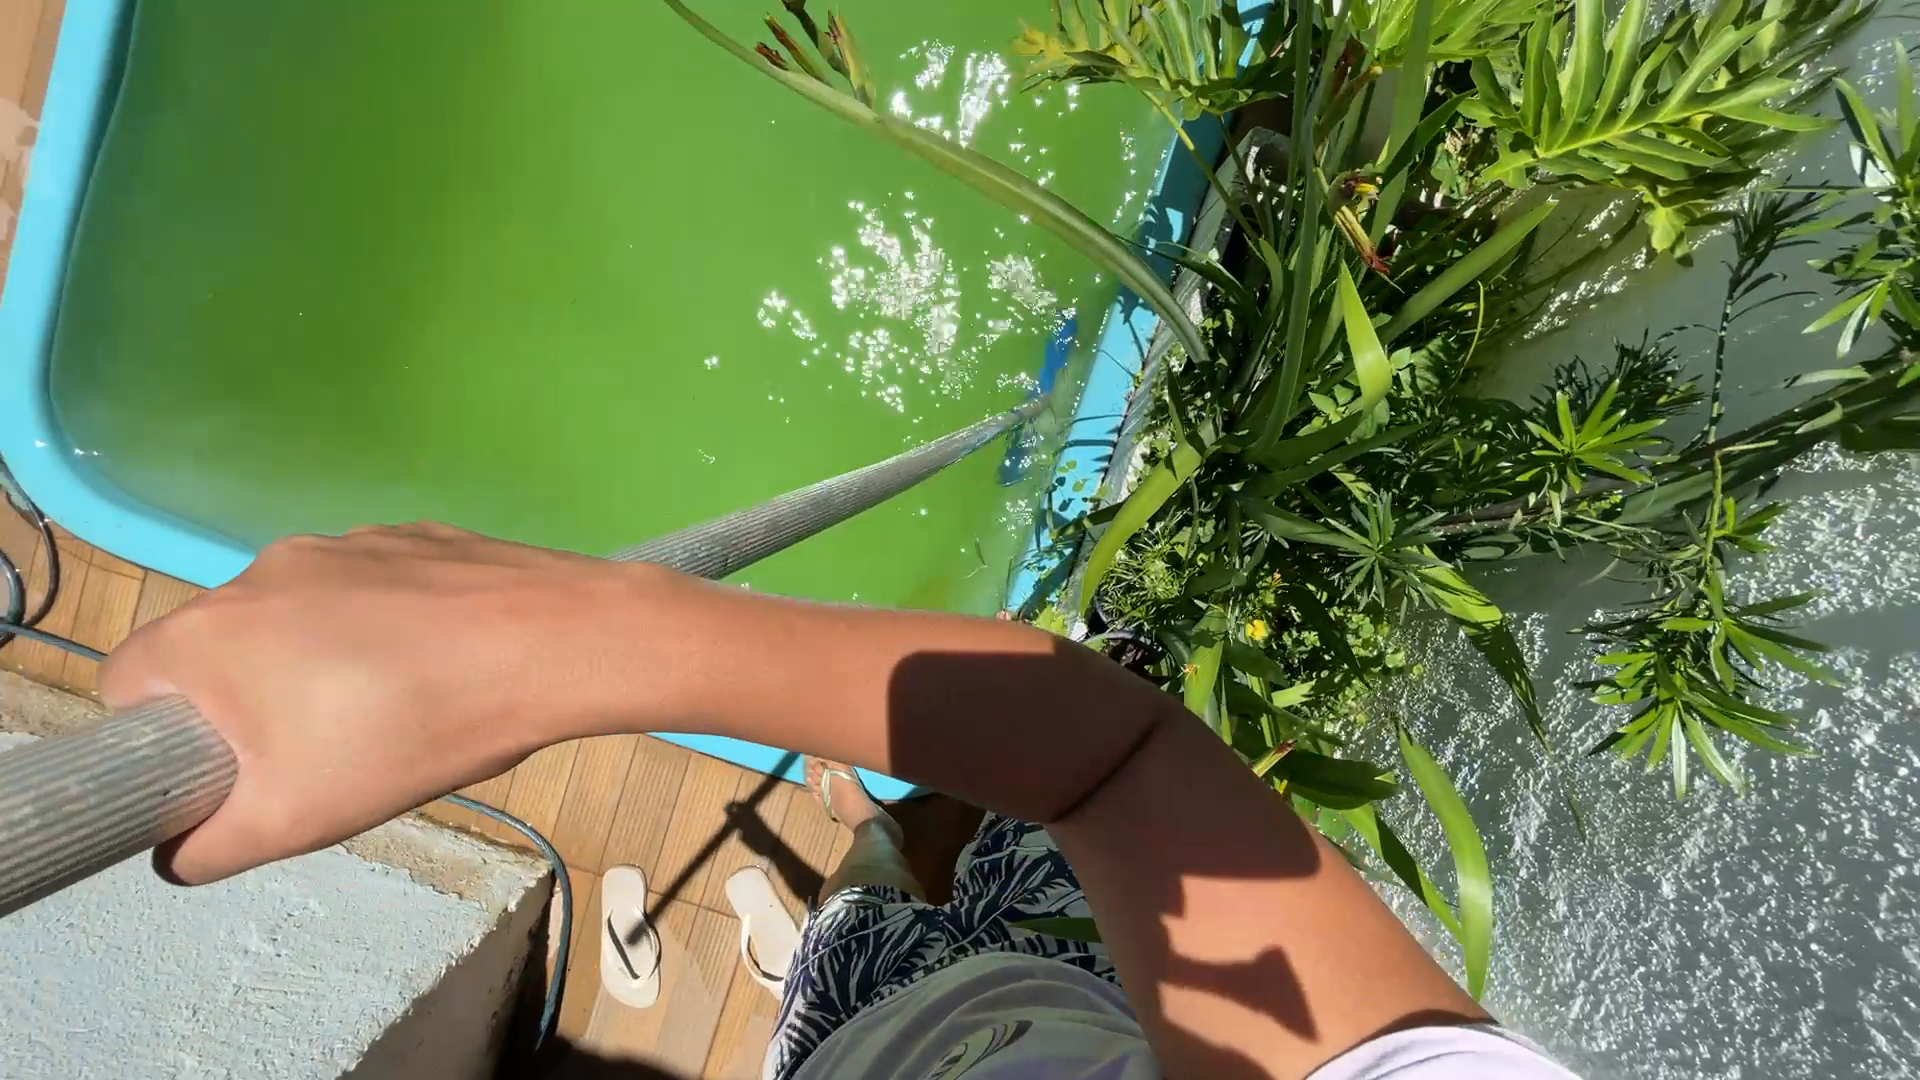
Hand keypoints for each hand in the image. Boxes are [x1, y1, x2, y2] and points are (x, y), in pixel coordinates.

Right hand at [99, 523, 668, 883]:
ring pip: (320, 612)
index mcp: (213, 626)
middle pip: (236, 644)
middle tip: (347, 738)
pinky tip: (461, 649)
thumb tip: (187, 840)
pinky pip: (390, 585)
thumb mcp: (295, 820)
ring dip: (344, 655)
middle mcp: (276, 564)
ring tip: (419, 695)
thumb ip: (206, 843)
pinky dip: (407, 619)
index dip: (177, 735)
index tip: (245, 761)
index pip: (135, 684)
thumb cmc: (426, 727)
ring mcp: (361, 540)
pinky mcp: (429, 534)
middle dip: (271, 697)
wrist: (565, 643)